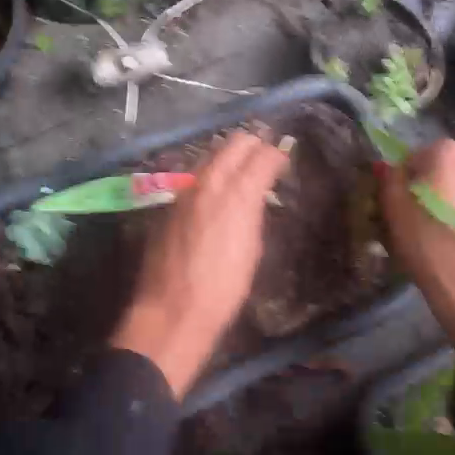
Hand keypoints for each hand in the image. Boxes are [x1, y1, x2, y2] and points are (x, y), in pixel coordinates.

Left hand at [111, 131, 288, 396]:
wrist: (171, 311)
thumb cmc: (223, 289)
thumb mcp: (252, 249)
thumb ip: (255, 212)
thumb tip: (258, 194)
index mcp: (238, 193)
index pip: (263, 155)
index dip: (278, 154)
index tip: (285, 158)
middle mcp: (210, 180)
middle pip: (236, 142)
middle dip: (254, 144)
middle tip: (266, 154)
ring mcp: (186, 187)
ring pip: (213, 153)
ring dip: (231, 154)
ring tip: (243, 166)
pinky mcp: (170, 200)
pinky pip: (196, 174)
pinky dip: (212, 172)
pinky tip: (217, 188)